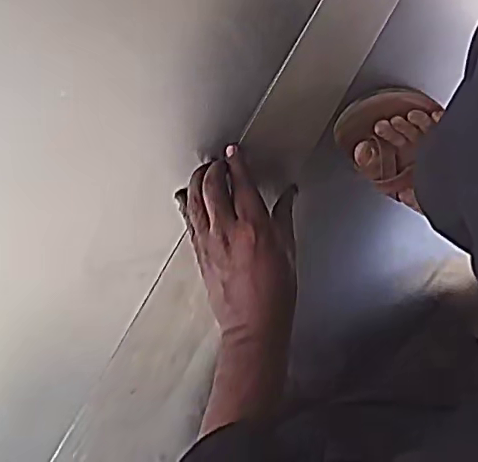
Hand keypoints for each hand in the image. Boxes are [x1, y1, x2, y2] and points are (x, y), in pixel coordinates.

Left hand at [179, 146, 297, 349]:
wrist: (254, 327)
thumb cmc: (275, 294)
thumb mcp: (288, 249)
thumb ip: (284, 215)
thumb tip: (288, 193)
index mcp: (254, 226)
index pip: (241, 182)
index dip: (236, 161)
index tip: (234, 150)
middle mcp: (228, 230)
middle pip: (213, 185)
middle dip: (214, 167)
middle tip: (219, 160)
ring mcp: (210, 242)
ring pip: (195, 199)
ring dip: (198, 180)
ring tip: (204, 172)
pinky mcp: (199, 253)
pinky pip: (189, 220)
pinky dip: (188, 202)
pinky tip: (189, 196)